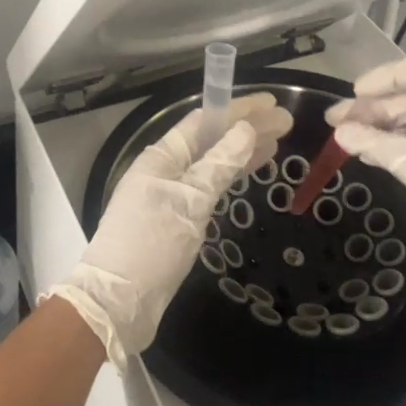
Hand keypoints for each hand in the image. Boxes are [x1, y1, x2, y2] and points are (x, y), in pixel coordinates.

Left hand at [45, 93, 292, 368]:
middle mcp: (165, 171)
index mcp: (161, 157)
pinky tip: (249, 172)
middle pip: (211, 139)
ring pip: (213, 163)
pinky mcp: (176, 221)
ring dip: (243, 151)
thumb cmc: (150, 245)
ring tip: (277, 143)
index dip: (238, 108)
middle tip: (286, 122)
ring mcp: (170, 196)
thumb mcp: (190, 202)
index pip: (204, 120)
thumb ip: (219, 166)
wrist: (118, 302)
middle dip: (247, 128)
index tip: (271, 103)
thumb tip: (247, 130)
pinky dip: (231, 177)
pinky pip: (210, 187)